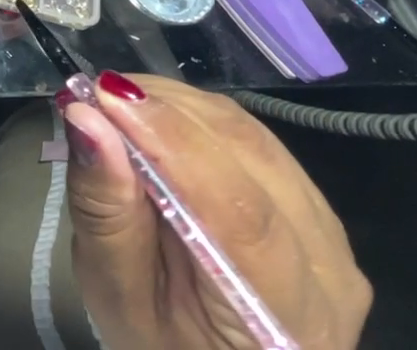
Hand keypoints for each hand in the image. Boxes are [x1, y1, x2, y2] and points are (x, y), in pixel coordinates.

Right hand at [64, 73, 371, 349]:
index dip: (171, 142)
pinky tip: (150, 119)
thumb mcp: (116, 294)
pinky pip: (256, 141)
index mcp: (286, 318)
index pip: (240, 210)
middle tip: (92, 92)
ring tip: (112, 103)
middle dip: (166, 110)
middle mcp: (330, 271)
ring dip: (176, 105)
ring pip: (254, 137)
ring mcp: (331, 236)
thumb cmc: (159, 345)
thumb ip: (105, 212)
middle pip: (252, 159)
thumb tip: (85, 119)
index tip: (101, 96)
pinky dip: (194, 118)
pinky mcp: (315, 209)